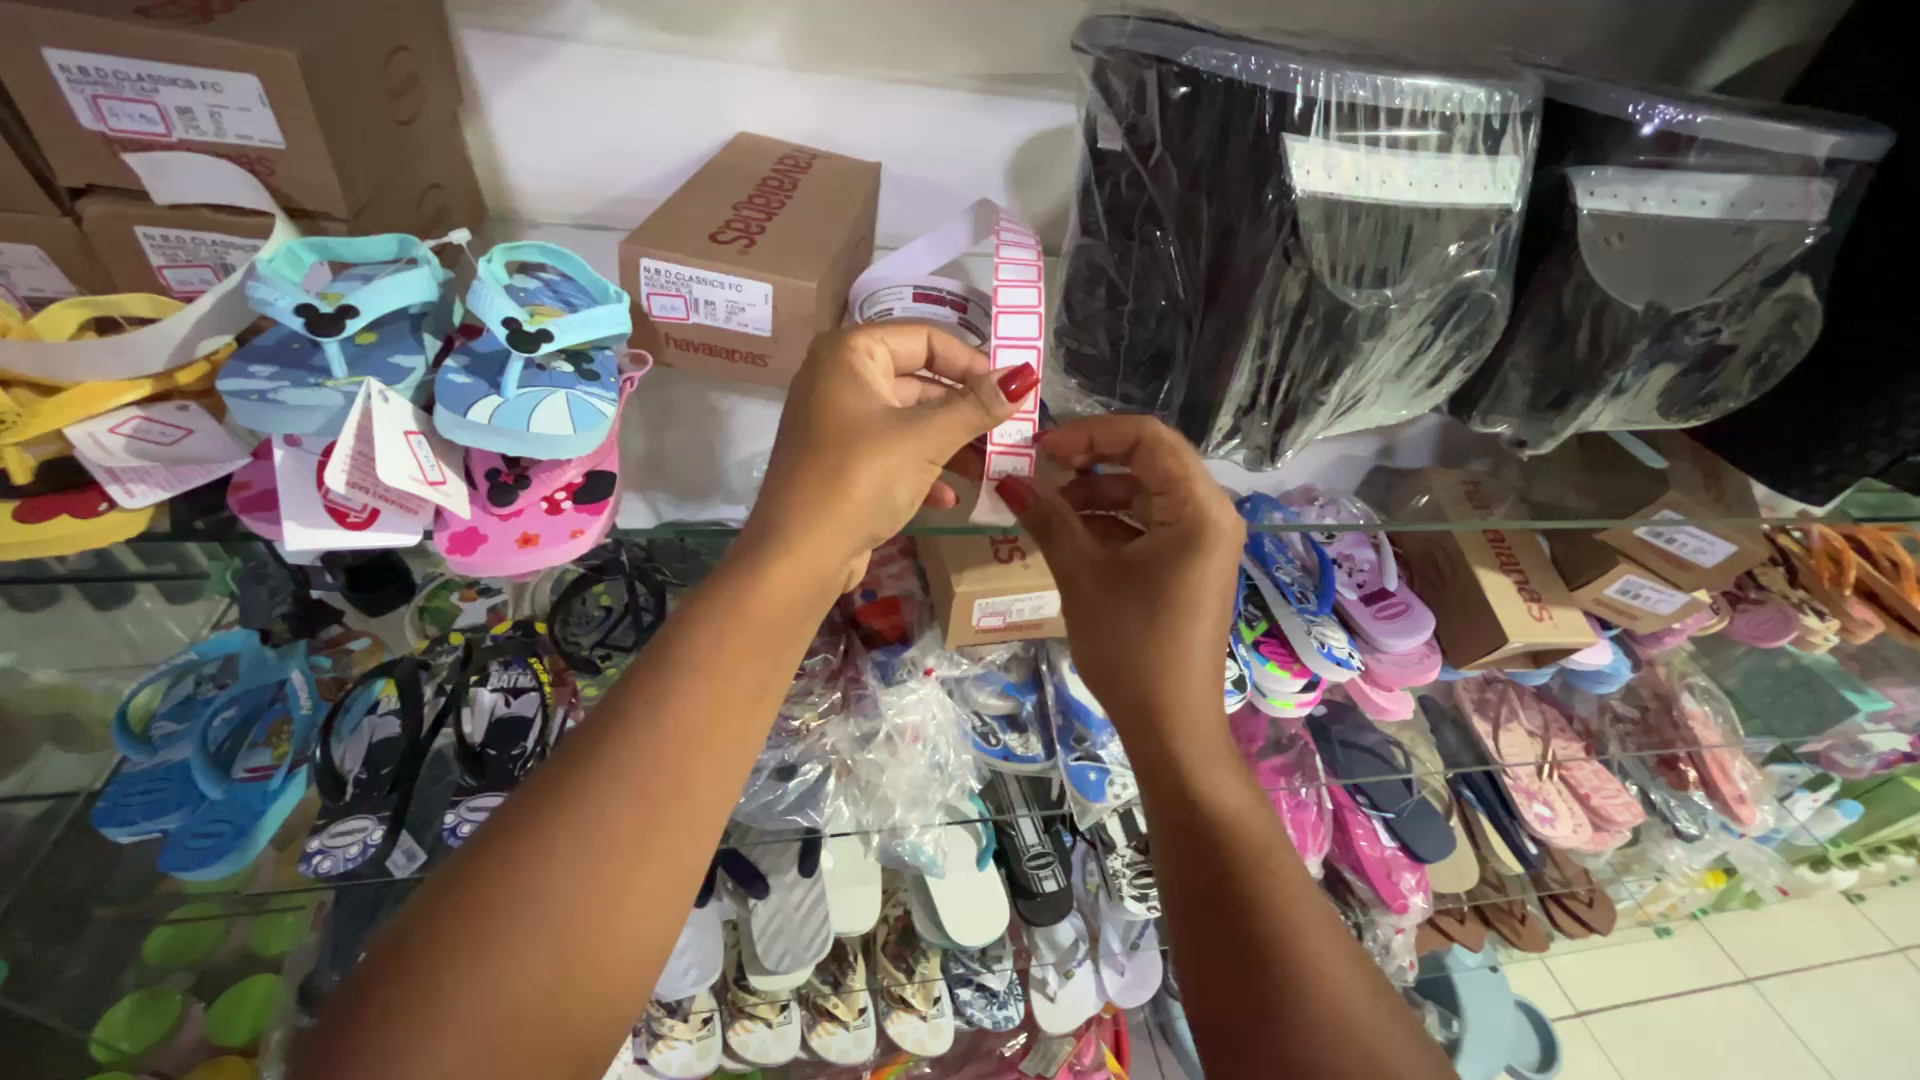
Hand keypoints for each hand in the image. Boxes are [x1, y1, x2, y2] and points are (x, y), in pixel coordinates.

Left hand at [745, 323, 1035, 590]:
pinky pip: (892, 452)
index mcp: (850, 353)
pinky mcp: (841, 463)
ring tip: (990, 468)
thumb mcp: (926, 439)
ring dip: (951, 443)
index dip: (973, 363)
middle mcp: (839, 378)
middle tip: (1008, 431)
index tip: (1012, 392)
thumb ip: (977, 406)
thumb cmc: (861, 479)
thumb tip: (1026, 375)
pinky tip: (949, 497)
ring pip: (909, 421)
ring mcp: (837, 423)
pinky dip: (922, 469)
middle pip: (919, 380)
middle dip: (965, 410)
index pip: (927, 338)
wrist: (798, 555)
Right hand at [997, 416, 1243, 728]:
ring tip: (1047, 506)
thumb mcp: (1083, 576)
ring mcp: (1203, 540)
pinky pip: (1150, 522)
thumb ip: (1048, 518)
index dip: (1089, 433)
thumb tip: (1007, 480)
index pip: (1147, 438)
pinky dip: (1111, 520)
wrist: (1169, 723)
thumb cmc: (1130, 647)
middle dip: (1090, 459)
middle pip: (1150, 460)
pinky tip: (1070, 533)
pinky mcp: (1190, 563)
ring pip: (1146, 491)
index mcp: (1198, 509)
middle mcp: (1211, 514)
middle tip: (1039, 471)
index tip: (1040, 450)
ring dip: (1096, 491)